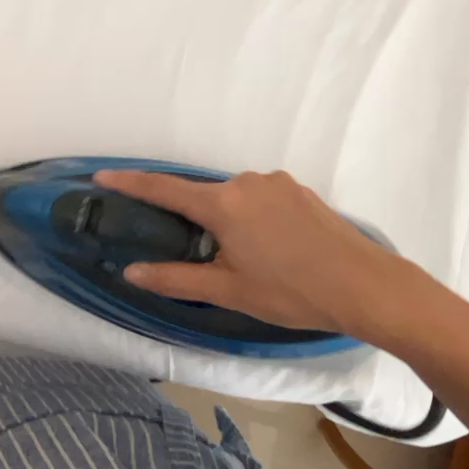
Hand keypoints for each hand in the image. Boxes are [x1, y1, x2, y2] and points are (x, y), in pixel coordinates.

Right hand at [93, 169, 458, 345]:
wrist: (366, 286)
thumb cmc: (291, 292)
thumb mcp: (229, 291)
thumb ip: (176, 279)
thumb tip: (132, 271)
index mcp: (223, 204)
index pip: (164, 189)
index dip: (130, 183)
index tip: (102, 176)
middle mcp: (247, 182)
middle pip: (201, 194)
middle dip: (185, 215)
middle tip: (179, 244)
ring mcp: (277, 183)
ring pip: (233, 197)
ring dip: (222, 218)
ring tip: (233, 257)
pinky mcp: (300, 192)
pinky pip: (258, 198)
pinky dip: (248, 216)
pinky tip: (264, 248)